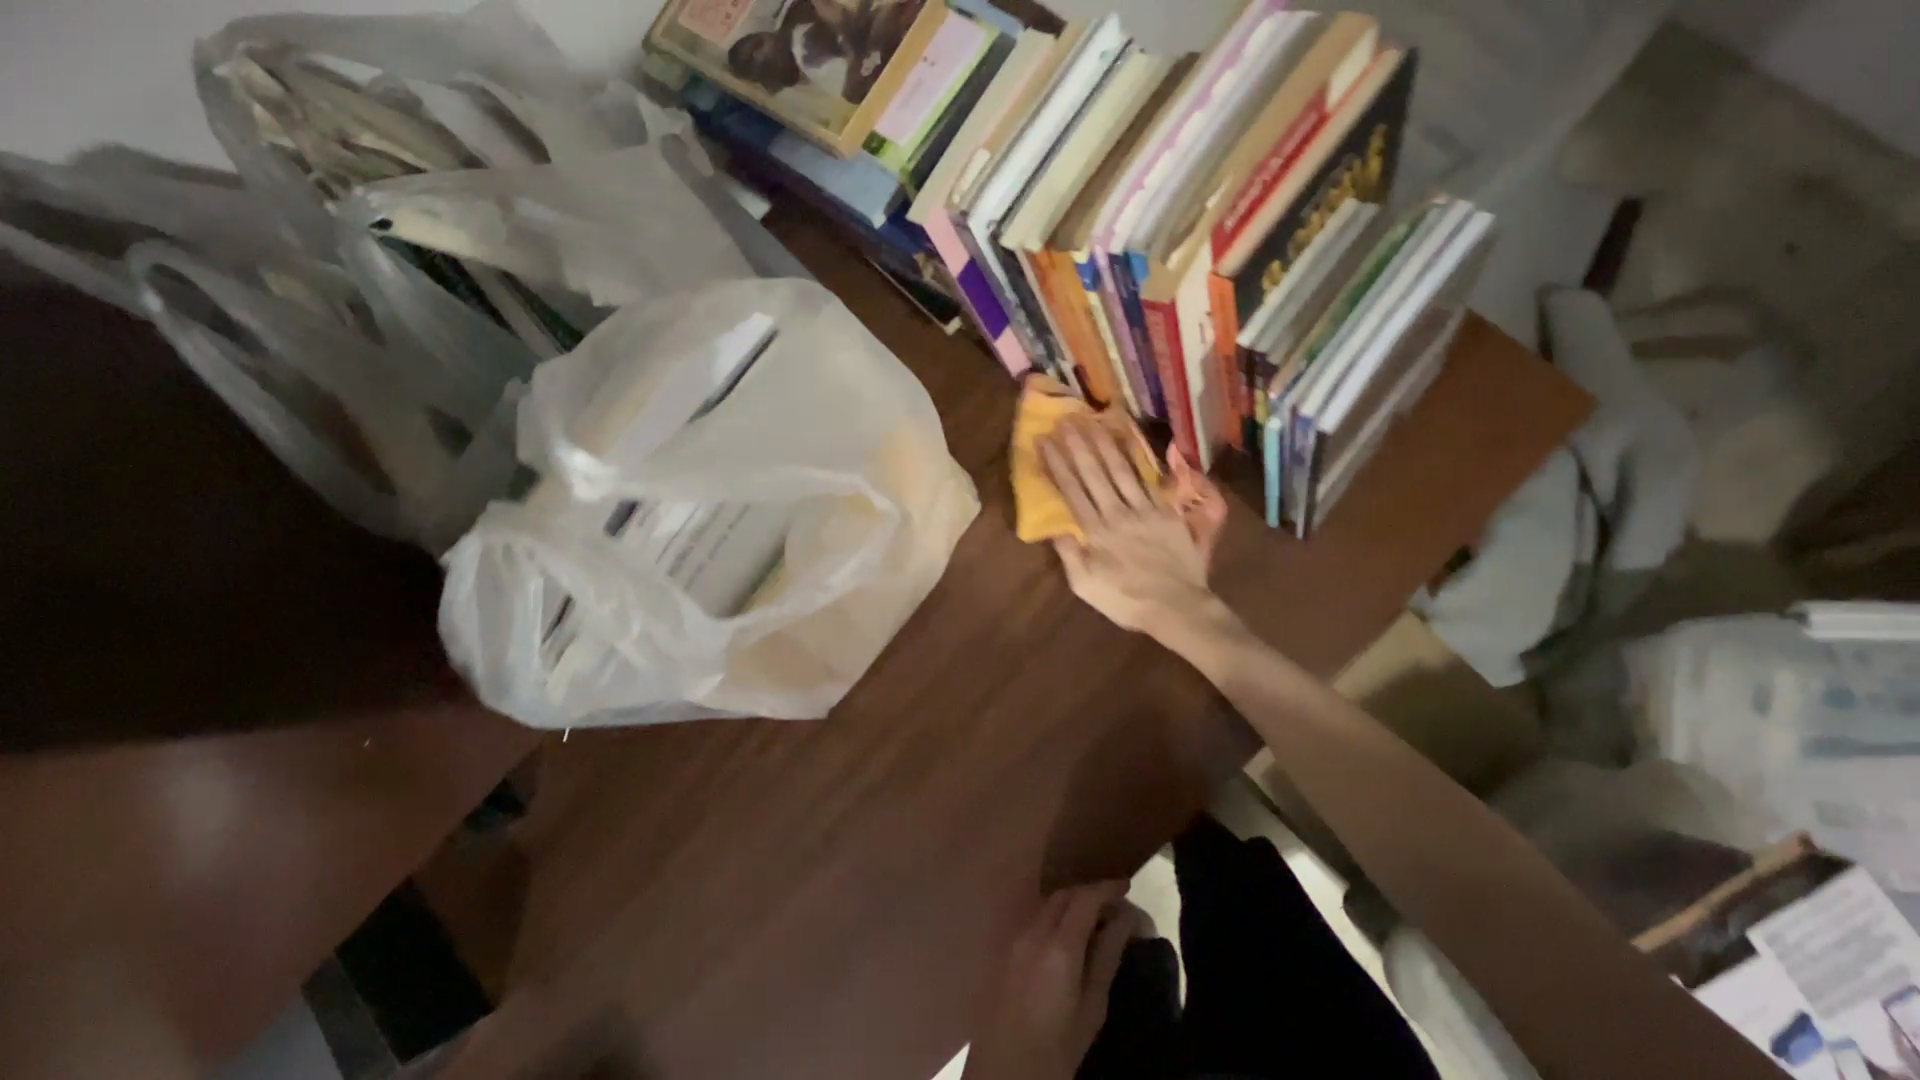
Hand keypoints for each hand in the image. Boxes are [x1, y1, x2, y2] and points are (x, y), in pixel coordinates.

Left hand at [964, 882, 1138, 1079]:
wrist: (1003, 1072)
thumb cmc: (1057, 1048)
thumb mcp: (1092, 1006)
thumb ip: (1106, 957)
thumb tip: (1125, 919)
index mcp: (1058, 947)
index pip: (1084, 899)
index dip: (1107, 887)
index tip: (1128, 885)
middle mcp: (1032, 935)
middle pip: (1062, 896)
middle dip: (1089, 892)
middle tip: (1116, 904)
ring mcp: (1014, 943)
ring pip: (1046, 906)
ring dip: (1072, 904)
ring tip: (1098, 920)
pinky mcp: (1006, 955)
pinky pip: (1035, 922)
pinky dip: (1056, 918)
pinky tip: (1072, 937)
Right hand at [1037, 418, 1223, 639]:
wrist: (1177, 607)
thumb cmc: (1126, 601)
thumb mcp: (1085, 586)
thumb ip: (1069, 555)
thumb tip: (1054, 528)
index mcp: (1095, 533)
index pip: (1071, 491)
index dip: (1057, 464)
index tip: (1044, 441)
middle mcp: (1116, 514)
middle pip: (1093, 473)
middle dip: (1077, 445)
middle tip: (1065, 420)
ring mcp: (1143, 510)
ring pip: (1119, 469)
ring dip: (1103, 443)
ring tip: (1090, 421)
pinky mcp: (1166, 511)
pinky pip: (1148, 478)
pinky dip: (1136, 457)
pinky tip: (1127, 439)